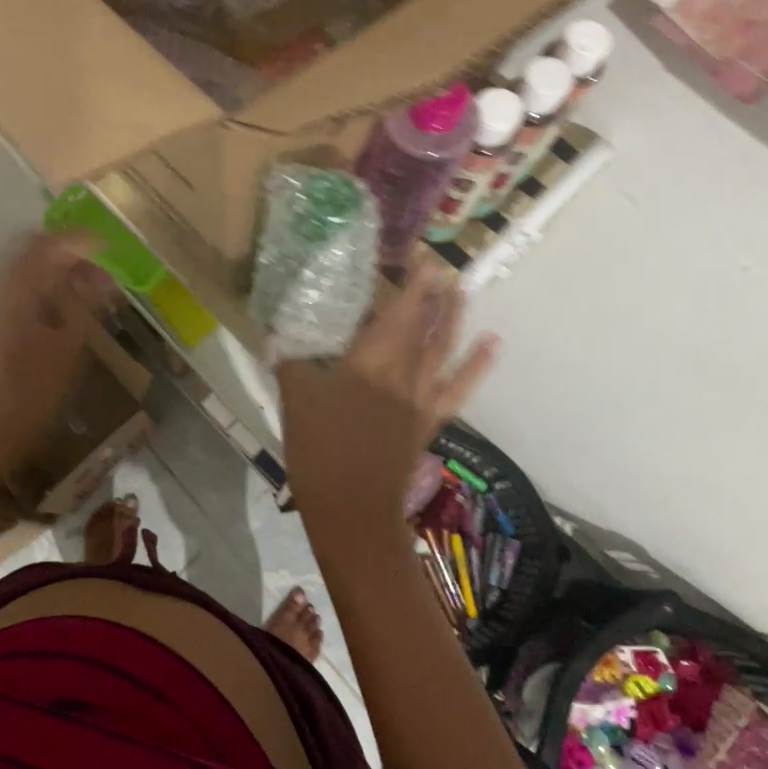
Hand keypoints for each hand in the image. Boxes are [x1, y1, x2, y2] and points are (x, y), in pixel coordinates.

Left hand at [0, 230, 117, 465]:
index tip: (106, 245)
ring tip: (80, 280)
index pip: (47, 245)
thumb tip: (102, 274)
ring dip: (49, 263)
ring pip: (18, 264)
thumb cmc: (38, 389)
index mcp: (18, 292)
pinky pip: (12, 282)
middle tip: (92, 259)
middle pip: (27, 246)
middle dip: (62, 246)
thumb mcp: (70, 344)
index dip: (79, 239)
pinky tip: (58, 300)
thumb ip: (84, 302)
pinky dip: (37, 280)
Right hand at [276, 259, 496, 533]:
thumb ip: (291, 362)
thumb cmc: (321, 451)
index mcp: (370, 362)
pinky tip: (490, 345)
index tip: (424, 257)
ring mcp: (419, 399)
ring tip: (462, 291)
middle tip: (442, 268)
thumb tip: (278, 335)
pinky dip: (476, 365)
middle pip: (424, 327)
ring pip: (443, 350)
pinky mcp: (427, 422)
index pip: (397, 313)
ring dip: (454, 319)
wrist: (353, 510)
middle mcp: (402, 373)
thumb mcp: (296, 401)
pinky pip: (457, 387)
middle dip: (433, 296)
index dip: (413, 285)